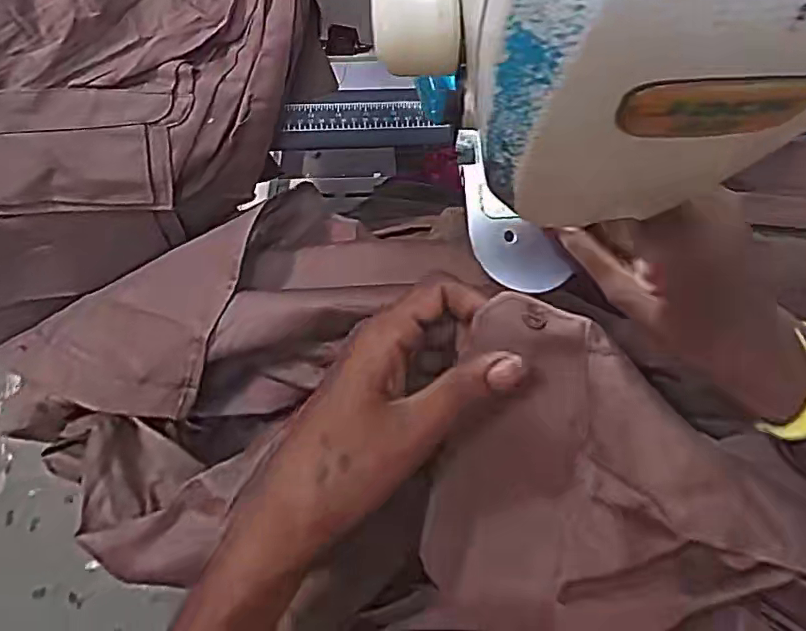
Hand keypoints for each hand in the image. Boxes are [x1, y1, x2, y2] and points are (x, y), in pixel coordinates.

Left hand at [175, 278, 527, 630]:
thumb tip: (517, 360)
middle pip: (437, 312)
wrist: (288, 516)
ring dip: (464, 357)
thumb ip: (466, 388)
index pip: (439, 289)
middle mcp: (379, 338)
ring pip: (430, 341)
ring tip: (500, 384)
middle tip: (510, 364)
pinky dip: (447, 377)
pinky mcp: (376, 390)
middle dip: (475, 331)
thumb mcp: (414, 427)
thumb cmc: (345, 468)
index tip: (509, 334)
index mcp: (383, 332)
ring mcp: (376, 364)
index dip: (476, 302)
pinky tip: (470, 404)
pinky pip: (420, 367)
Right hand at [558, 194, 805, 422]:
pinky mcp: (725, 198)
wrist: (760, 346)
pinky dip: (651, 185)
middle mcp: (702, 199)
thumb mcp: (631, 301)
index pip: (619, 180)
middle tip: (572, 183)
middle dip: (605, 176)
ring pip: (658, 170)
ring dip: (628, 179)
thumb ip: (591, 256)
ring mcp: (719, 195)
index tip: (559, 182)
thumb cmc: (695, 334)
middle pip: (639, 169)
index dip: (587, 179)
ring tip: (598, 189)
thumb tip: (556, 222)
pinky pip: (676, 178)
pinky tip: (631, 199)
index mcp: (676, 225)